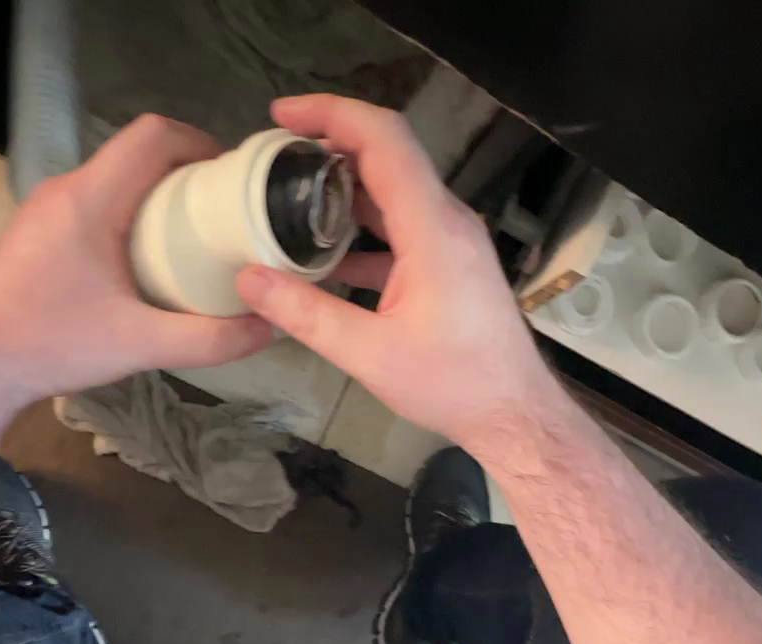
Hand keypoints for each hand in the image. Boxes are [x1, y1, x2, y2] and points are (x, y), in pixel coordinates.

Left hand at [0, 114, 275, 403]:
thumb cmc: (49, 344)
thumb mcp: (141, 345)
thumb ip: (211, 340)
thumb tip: (270, 328)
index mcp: (91, 198)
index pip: (153, 136)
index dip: (203, 145)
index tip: (239, 182)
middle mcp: (69, 191)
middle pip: (141, 158)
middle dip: (194, 180)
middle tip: (233, 221)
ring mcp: (52, 213)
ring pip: (122, 186)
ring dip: (167, 205)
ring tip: (205, 246)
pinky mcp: (45, 238)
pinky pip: (105, 211)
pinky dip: (141, 225)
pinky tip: (159, 270)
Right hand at [234, 96, 563, 449]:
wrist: (512, 412)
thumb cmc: (452, 384)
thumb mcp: (370, 355)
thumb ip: (307, 314)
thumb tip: (249, 279)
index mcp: (431, 229)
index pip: (383, 139)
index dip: (330, 113)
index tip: (281, 116)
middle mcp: (448, 221)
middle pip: (389, 157)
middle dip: (330, 148)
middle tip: (276, 163)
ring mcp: (455, 242)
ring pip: (396, 194)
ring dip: (346, 193)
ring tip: (293, 206)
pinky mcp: (454, 265)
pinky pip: (406, 229)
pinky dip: (367, 232)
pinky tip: (332, 259)